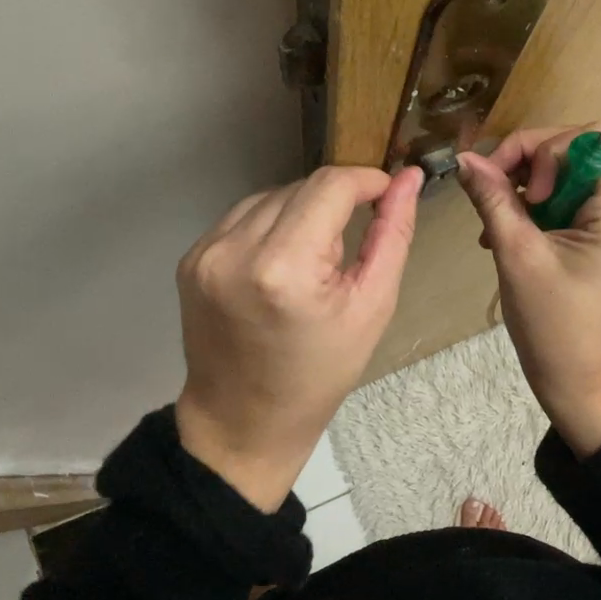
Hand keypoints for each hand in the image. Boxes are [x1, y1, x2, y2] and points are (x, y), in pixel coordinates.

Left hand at [176, 165, 422, 511]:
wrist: (243, 420)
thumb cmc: (319, 375)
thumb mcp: (372, 308)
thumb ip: (392, 236)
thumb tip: (410, 179)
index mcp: (284, 267)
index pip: (330, 186)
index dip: (366, 180)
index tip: (388, 194)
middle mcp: (235, 249)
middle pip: (300, 187)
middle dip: (335, 204)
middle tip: (350, 248)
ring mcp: (205, 252)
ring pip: (270, 196)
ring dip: (301, 213)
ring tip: (314, 261)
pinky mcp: (191, 258)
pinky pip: (243, 217)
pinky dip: (271, 228)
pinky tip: (282, 265)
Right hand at [456, 128, 600, 456]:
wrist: (568, 371)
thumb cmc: (549, 321)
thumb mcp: (516, 255)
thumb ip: (492, 201)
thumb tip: (465, 158)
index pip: (593, 143)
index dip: (550, 151)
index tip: (525, 190)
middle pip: (574, 151)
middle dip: (527, 162)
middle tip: (492, 190)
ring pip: (559, 171)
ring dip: (519, 184)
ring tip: (492, 218)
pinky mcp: (586, 232)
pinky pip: (555, 197)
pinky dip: (524, 204)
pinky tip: (499, 232)